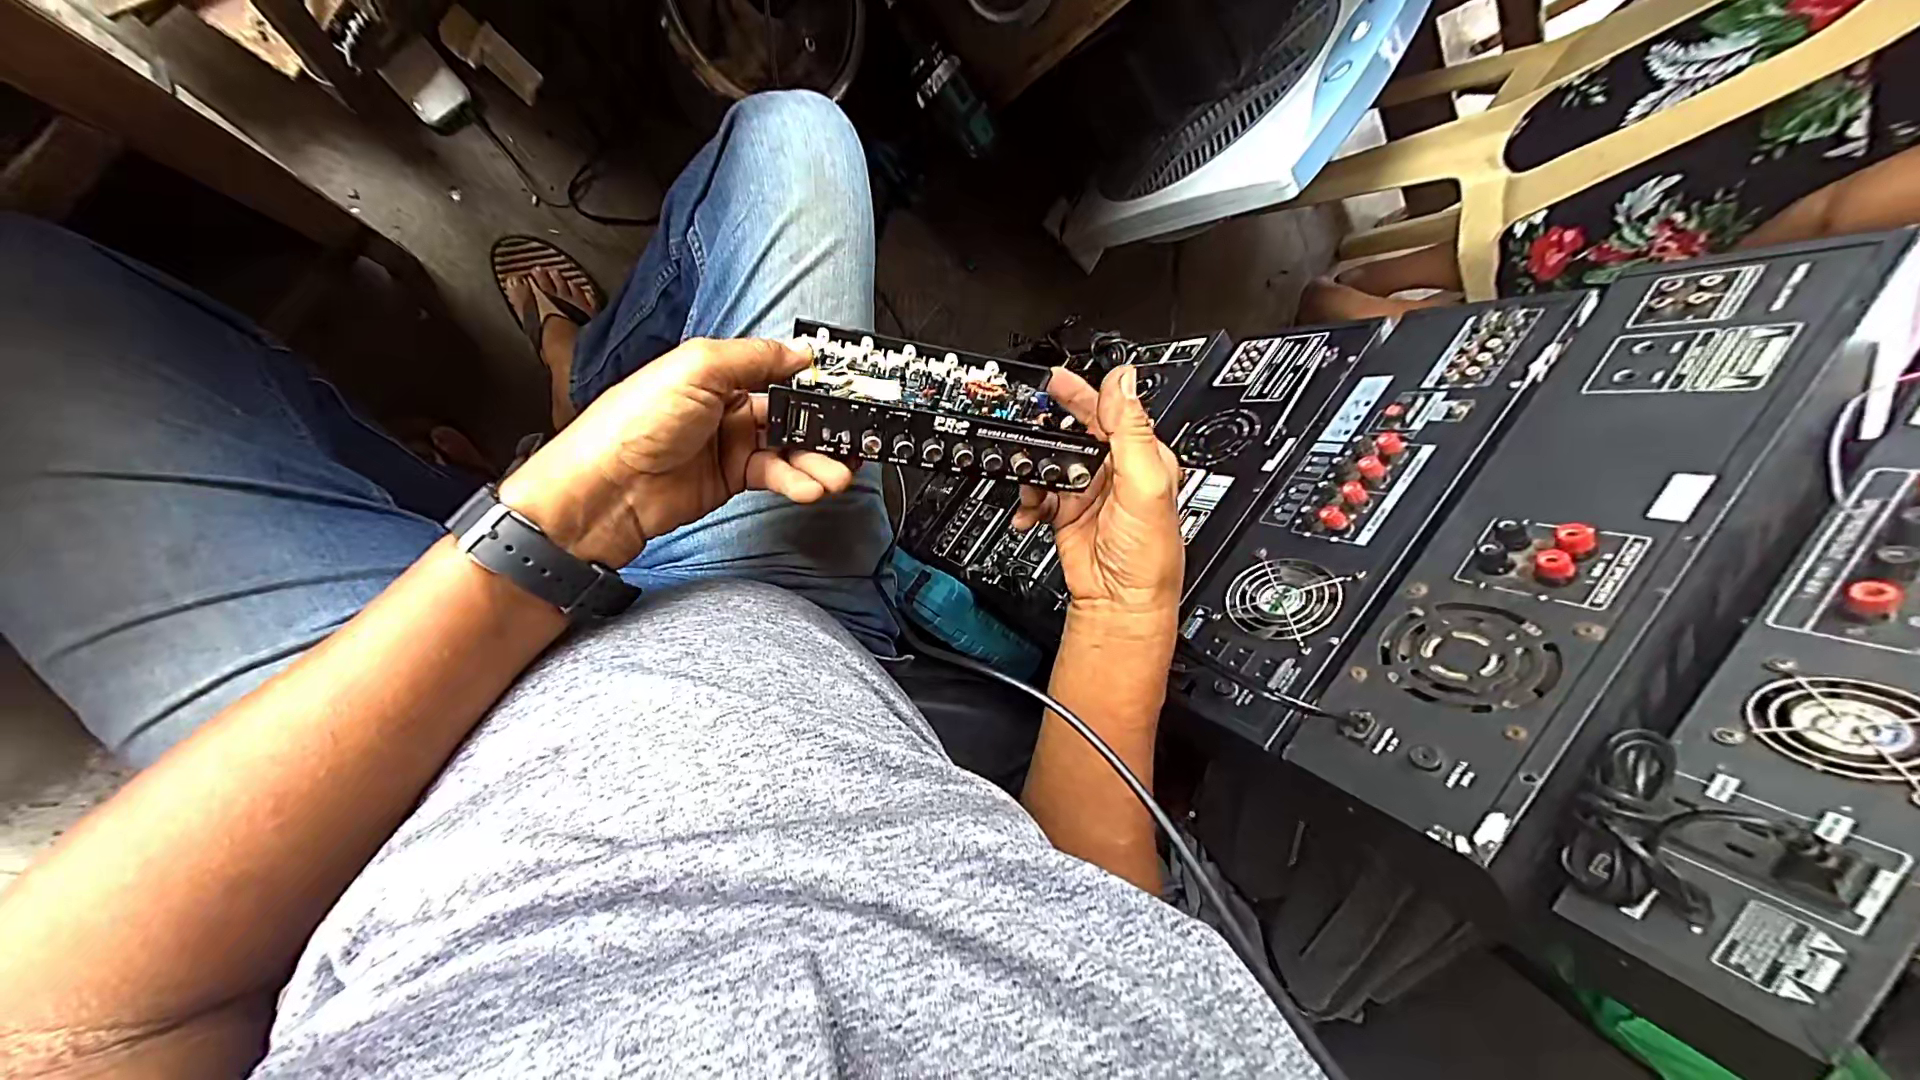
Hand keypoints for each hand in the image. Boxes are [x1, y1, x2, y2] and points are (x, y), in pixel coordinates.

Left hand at [497, 337, 855, 565]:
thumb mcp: (697, 369)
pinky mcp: (733, 478)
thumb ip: (754, 358)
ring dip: (817, 462)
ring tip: (837, 475)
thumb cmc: (634, 424)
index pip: (779, 371)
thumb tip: (799, 352)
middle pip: (792, 414)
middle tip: (851, 440)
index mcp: (719, 371)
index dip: (814, 382)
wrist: (606, 490)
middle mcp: (728, 405)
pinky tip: (808, 487)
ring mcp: (731, 444)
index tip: (847, 392)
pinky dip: (795, 482)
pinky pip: (776, 476)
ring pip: (789, 450)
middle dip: (824, 428)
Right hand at [1011, 365, 1184, 621]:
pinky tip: (1029, 510)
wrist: (1120, 603)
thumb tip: (1124, 381)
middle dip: (1051, 421)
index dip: (1085, 393)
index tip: (1057, 379)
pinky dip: (1027, 500)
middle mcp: (1113, 470)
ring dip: (1035, 467)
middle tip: (1029, 406)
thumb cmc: (1147, 555)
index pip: (1112, 412)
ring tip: (1032, 479)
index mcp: (1141, 457)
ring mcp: (1087, 491)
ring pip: (1051, 460)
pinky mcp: (1065, 511)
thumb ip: (1132, 432)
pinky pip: (1038, 494)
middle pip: (1076, 430)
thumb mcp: (1144, 486)